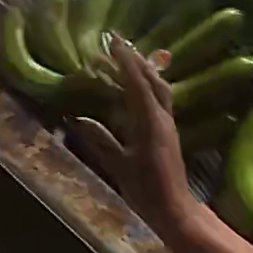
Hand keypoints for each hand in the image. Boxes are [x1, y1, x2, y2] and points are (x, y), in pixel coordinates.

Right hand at [69, 39, 204, 237]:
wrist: (176, 210)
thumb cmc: (146, 189)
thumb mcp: (118, 165)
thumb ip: (99, 140)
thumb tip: (77, 118)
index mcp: (149, 122)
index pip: (136, 83)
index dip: (124, 61)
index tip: (112, 42)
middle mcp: (161, 117)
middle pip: (151, 79)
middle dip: (134, 59)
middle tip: (116, 44)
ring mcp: (166, 124)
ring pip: (158, 88)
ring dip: (142, 70)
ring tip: (125, 59)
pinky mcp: (166, 131)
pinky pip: (157, 98)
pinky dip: (145, 85)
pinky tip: (132, 87)